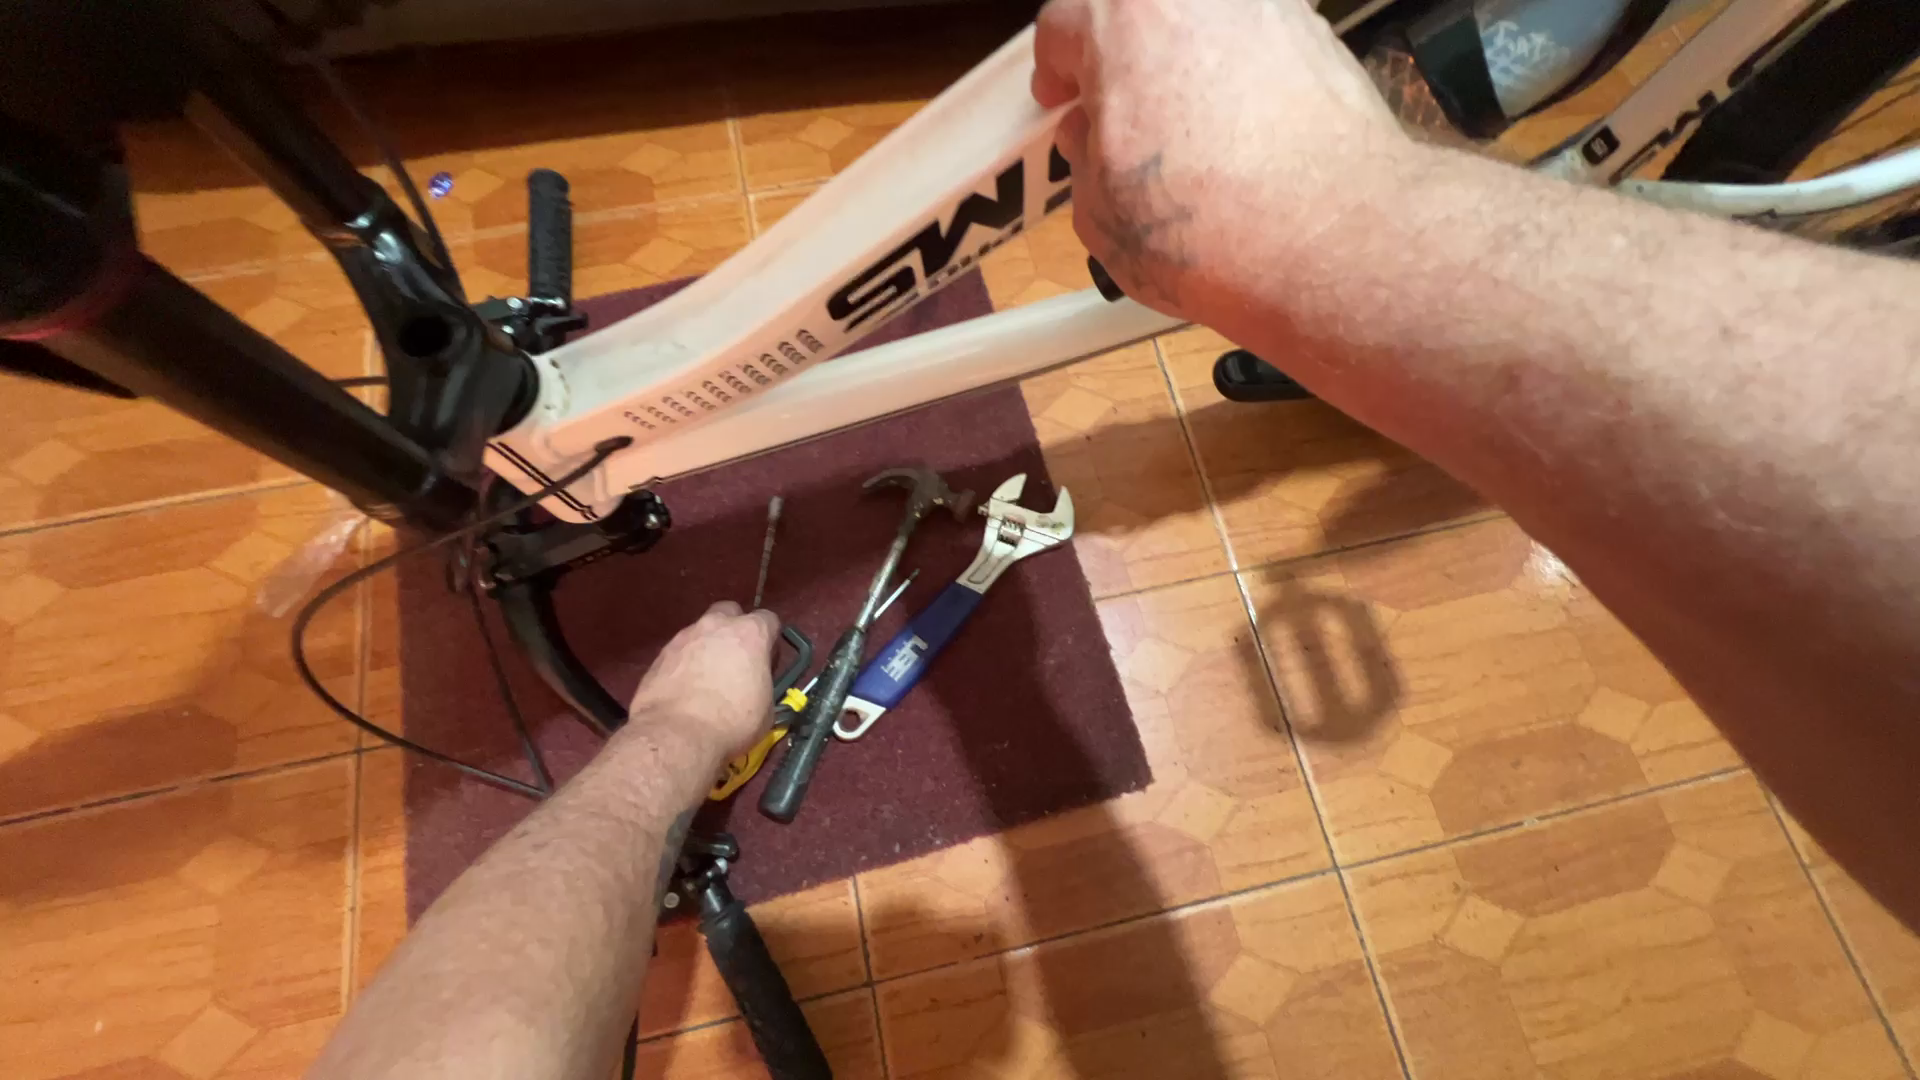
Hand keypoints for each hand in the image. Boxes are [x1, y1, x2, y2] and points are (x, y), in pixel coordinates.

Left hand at [628, 602, 781, 760]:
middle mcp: (717, 625)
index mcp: (750, 633)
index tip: (766, 662)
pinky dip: (684, 665)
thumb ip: (762, 683)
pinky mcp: (660, 655)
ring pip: (701, 632)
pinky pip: (679, 653)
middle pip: (730, 613)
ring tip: (706, 680)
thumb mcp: (766, 707)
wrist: (676, 735)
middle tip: (736, 660)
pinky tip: (684, 690)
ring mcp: (684, 637)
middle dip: (734, 630)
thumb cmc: (732, 721)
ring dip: (706, 648)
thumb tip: (754, 688)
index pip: (768, 620)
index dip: (769, 641)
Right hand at [1032, 0, 1415, 325]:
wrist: (1320, 238)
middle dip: (1118, 63)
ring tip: (1185, 137)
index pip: (1062, 26)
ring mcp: (1262, 6)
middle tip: (1116, 117)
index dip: (1053, 71)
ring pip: (1197, 27)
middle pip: (1135, 16)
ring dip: (1179, 68)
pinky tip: (1237, 141)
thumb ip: (1081, 162)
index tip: (1059, 99)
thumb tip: (1089, 140)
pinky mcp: (1315, 34)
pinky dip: (1234, 81)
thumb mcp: (1099, 216)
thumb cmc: (1203, 227)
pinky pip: (1252, 47)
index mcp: (1121, 22)